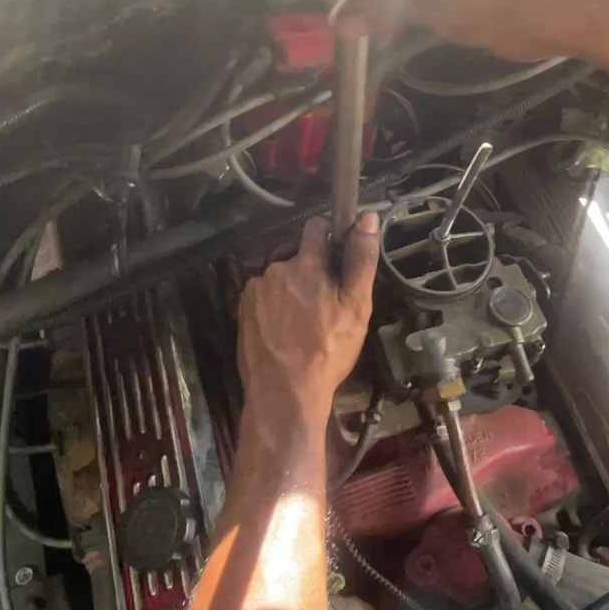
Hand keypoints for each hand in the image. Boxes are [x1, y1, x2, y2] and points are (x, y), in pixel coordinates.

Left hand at [237, 214, 379, 424]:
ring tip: (304, 325)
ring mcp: (255, 291)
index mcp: (305, 264)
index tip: (338, 257)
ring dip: (291, 292)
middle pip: (297, 258)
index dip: (330, 237)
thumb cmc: (327, 350)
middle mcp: (275, 269)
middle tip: (326, 306)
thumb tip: (367, 218)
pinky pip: (263, 298)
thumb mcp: (355, 307)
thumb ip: (360, 260)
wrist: (284, 391)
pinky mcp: (241, 311)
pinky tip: (285, 333)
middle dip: (311, 273)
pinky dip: (274, 309)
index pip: (315, 227)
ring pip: (280, 280)